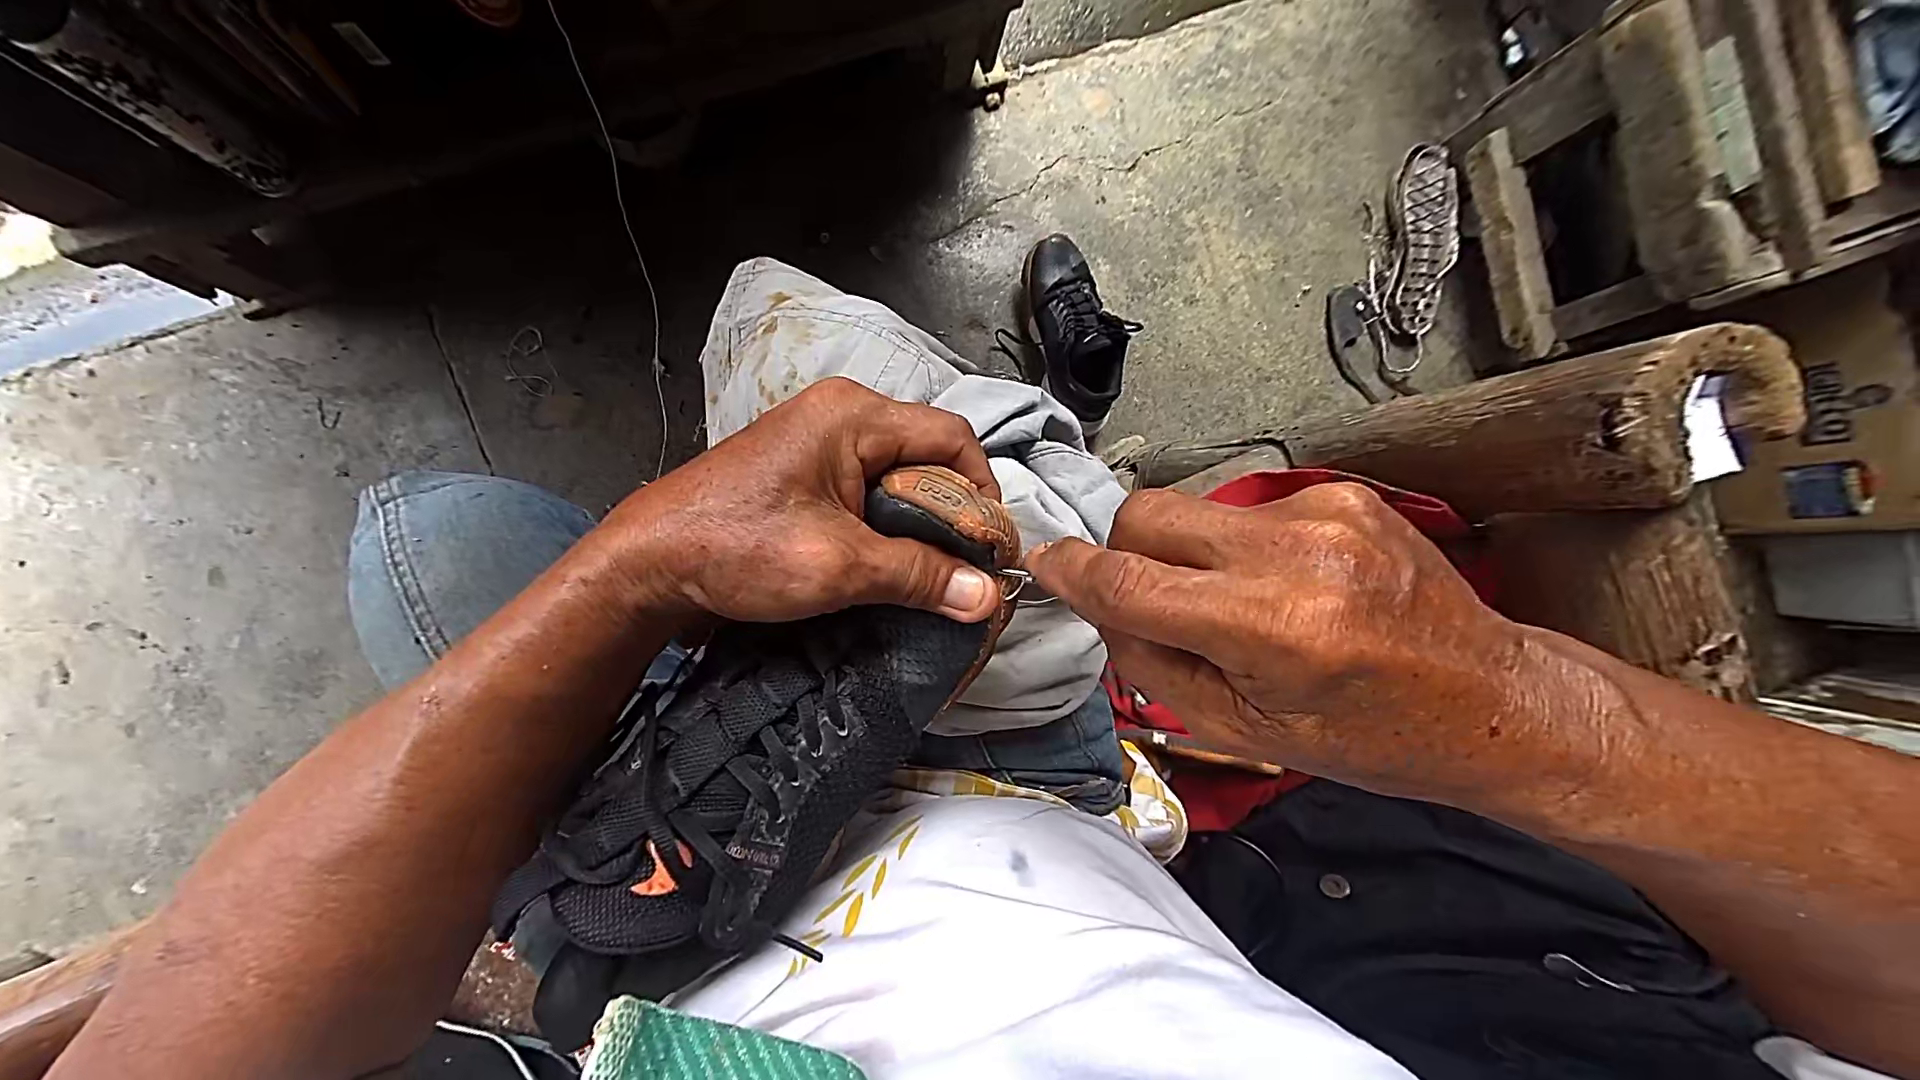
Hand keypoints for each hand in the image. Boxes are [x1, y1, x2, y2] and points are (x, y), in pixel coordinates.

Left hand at [597, 377, 1004, 624]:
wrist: (649, 563)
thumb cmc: (735, 549)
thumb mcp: (838, 565)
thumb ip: (919, 575)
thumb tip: (987, 596)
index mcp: (853, 416)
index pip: (951, 438)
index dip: (981, 490)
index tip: (988, 545)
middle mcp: (842, 415)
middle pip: (928, 455)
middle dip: (951, 510)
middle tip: (962, 565)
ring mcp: (821, 440)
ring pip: (900, 475)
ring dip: (920, 521)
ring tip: (928, 569)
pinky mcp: (807, 469)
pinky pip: (869, 488)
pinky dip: (889, 523)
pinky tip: (888, 560)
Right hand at [1028, 483, 1609, 808]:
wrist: (1494, 699)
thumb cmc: (1373, 736)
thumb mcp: (1240, 726)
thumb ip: (1150, 661)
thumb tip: (1099, 606)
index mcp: (1274, 626)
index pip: (1131, 581)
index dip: (1072, 570)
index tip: (1044, 561)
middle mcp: (1297, 552)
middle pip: (1145, 513)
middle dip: (1124, 552)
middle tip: (1152, 600)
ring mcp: (1322, 512)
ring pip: (1188, 508)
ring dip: (1182, 553)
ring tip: (1232, 600)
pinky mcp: (1338, 493)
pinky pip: (1238, 508)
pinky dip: (1232, 545)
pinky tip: (1278, 583)